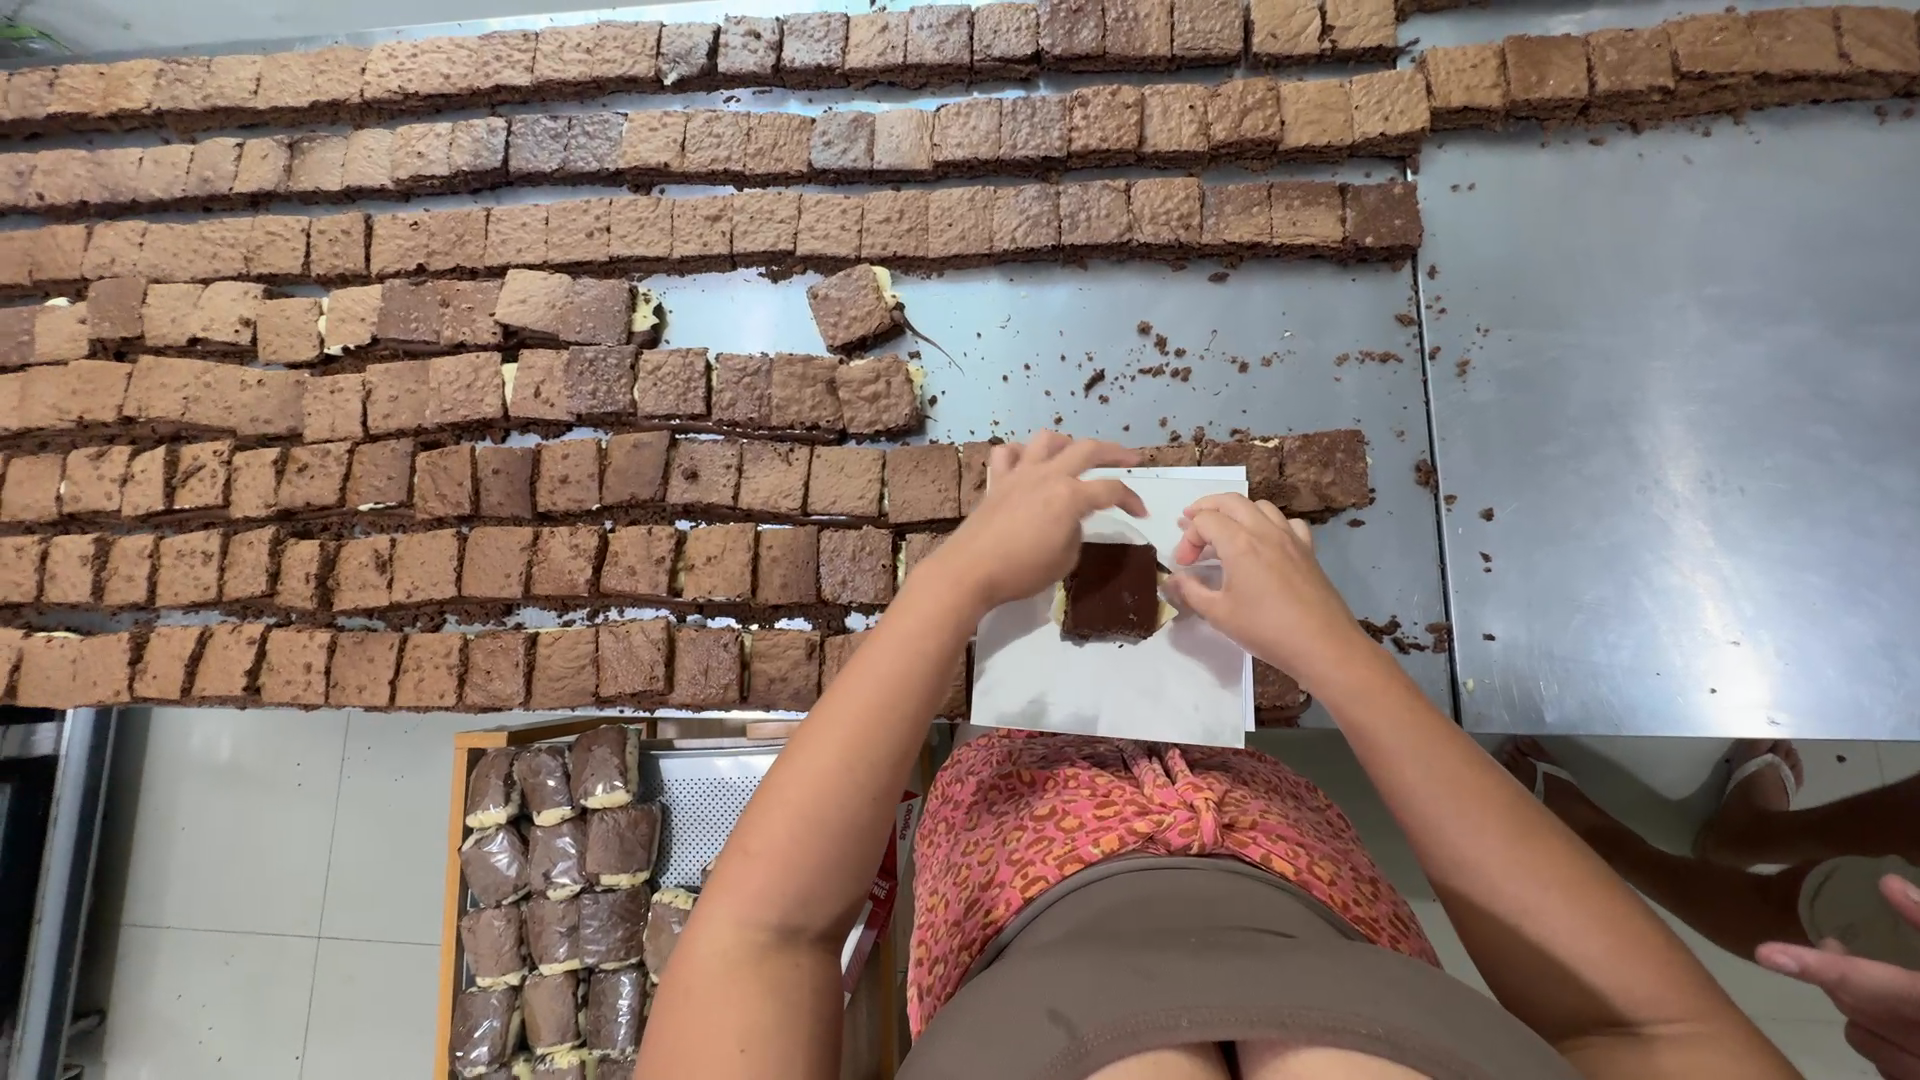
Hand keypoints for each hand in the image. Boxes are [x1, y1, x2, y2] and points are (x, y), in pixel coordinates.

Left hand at [925, 432, 1143, 615]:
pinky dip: (1021, 452)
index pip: (1112, 490)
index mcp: (1071, 496)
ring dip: (1067, 442)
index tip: (1141, 512)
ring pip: (1048, 439)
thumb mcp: (1065, 559)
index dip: (1132, 499)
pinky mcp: (997, 481)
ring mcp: (1019, 474)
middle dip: (1114, 452)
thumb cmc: (1022, 571)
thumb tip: (1070, 519)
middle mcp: (1048, 476)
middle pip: (1088, 449)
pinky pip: (1008, 453)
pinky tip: (1028, 462)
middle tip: (1131, 457)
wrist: (970, 570)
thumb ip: (1076, 532)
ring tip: (1075, 453)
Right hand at [1165, 493, 1371, 688]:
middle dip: (1205, 508)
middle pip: (1231, 501)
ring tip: (1225, 531)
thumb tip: (1173, 580)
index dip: (1187, 539)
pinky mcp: (1308, 550)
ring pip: (1260, 506)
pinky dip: (1270, 524)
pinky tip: (1265, 543)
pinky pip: (1287, 522)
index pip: (1205, 520)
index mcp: (1239, 543)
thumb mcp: (1218, 614)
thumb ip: (1191, 591)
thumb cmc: (1265, 630)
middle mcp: (1265, 531)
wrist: (1323, 645)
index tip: (1185, 565)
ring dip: (1237, 512)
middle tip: (1189, 524)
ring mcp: (1290, 538)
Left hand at [1756, 874, 1919, 1079]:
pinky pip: (1888, 1068)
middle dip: (1836, 976)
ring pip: (1862, 1038)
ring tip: (1879, 993)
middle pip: (1853, 1006)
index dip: (1811, 966)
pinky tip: (1908, 1033)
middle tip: (1836, 949)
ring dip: (1862, 1014)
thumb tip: (1888, 884)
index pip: (1863, 983)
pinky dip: (1890, 1048)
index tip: (1767, 953)